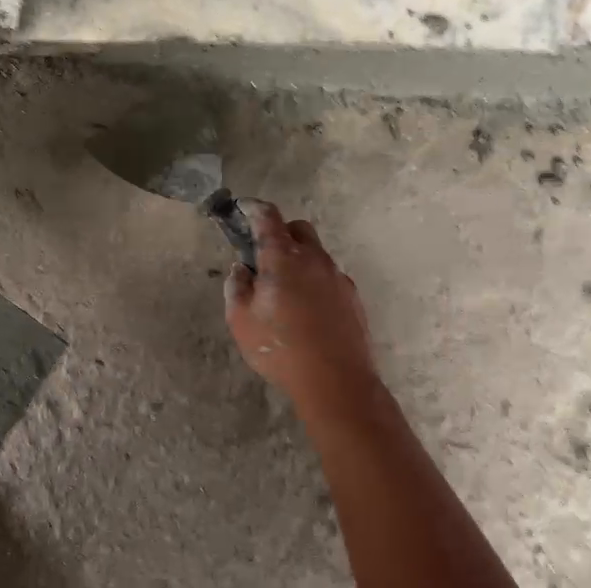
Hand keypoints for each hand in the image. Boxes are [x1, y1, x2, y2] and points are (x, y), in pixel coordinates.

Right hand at [224, 200, 376, 411]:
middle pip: (298, 229)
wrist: (338, 383)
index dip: (253, 208)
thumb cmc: (281, 349)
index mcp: (282, 257)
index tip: (243, 208)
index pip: (267, 217)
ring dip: (299, 259)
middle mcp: (313, 259)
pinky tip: (308, 308)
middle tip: (264, 255)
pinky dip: (316, 281)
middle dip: (280, 232)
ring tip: (286, 289)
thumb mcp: (240, 320)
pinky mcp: (353, 298)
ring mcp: (337, 277)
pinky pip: (330, 277)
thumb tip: (241, 269)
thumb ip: (237, 287)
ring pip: (316, 254)